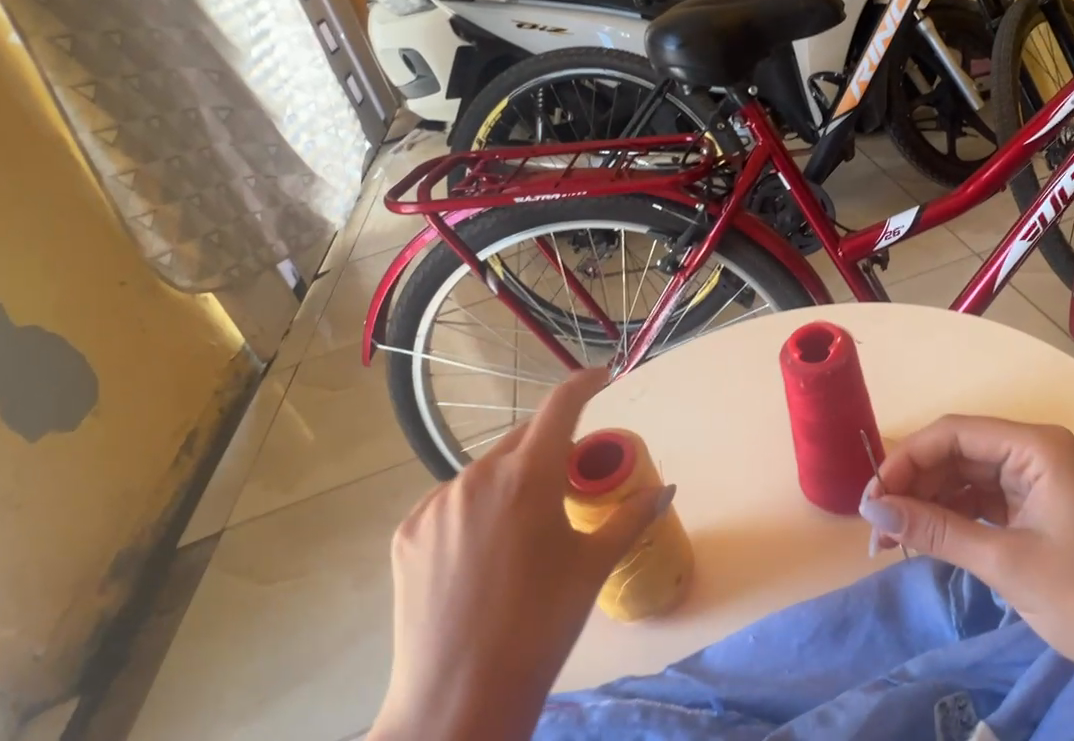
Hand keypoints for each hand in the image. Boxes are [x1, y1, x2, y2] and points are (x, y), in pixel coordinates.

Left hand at [369, 368, 672, 740]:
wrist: (458, 697)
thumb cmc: (541, 626)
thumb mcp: (593, 567)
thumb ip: (631, 517)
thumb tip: (666, 487)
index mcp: (527, 477)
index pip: (559, 407)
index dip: (583, 384)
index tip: (600, 376)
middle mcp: (476, 477)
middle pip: (522, 441)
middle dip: (550, 447)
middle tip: (571, 479)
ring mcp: (435, 505)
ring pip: (484, 473)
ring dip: (511, 481)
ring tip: (526, 529)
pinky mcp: (407, 533)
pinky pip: (451, 502)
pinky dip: (474, 509)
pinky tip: (483, 552)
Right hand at [857, 415, 1073, 692]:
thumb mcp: (1002, 560)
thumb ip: (935, 529)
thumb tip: (873, 510)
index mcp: (1036, 446)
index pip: (954, 433)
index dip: (907, 459)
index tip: (871, 497)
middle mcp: (1034, 452)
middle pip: (957, 452)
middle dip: (914, 484)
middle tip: (875, 524)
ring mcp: (1034, 481)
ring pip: (964, 477)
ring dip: (927, 503)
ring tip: (889, 537)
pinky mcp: (1031, 510)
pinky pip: (978, 500)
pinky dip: (949, 517)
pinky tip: (921, 537)